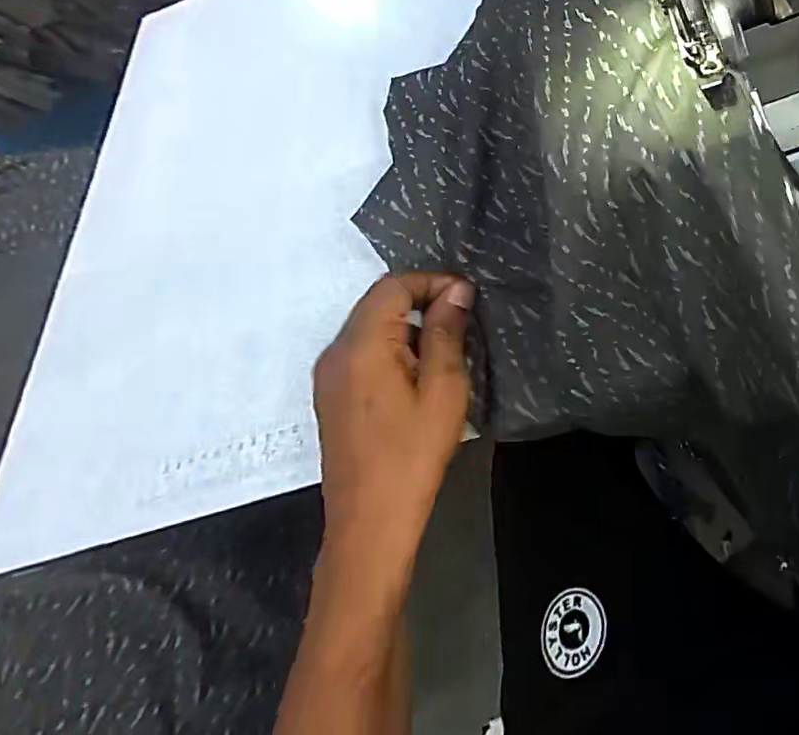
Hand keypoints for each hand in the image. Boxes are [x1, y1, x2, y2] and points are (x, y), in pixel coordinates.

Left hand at [312, 272, 474, 575]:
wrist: (371, 516)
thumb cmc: (414, 450)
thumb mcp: (444, 387)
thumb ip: (447, 333)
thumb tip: (456, 291)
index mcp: (362, 347)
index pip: (392, 287)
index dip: (433, 282)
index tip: (469, 298)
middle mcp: (335, 353)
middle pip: (378, 302)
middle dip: (423, 299)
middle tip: (466, 318)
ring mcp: (329, 375)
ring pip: (372, 325)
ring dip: (411, 323)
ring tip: (452, 344)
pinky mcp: (333, 393)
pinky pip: (365, 349)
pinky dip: (396, 344)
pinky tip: (424, 369)